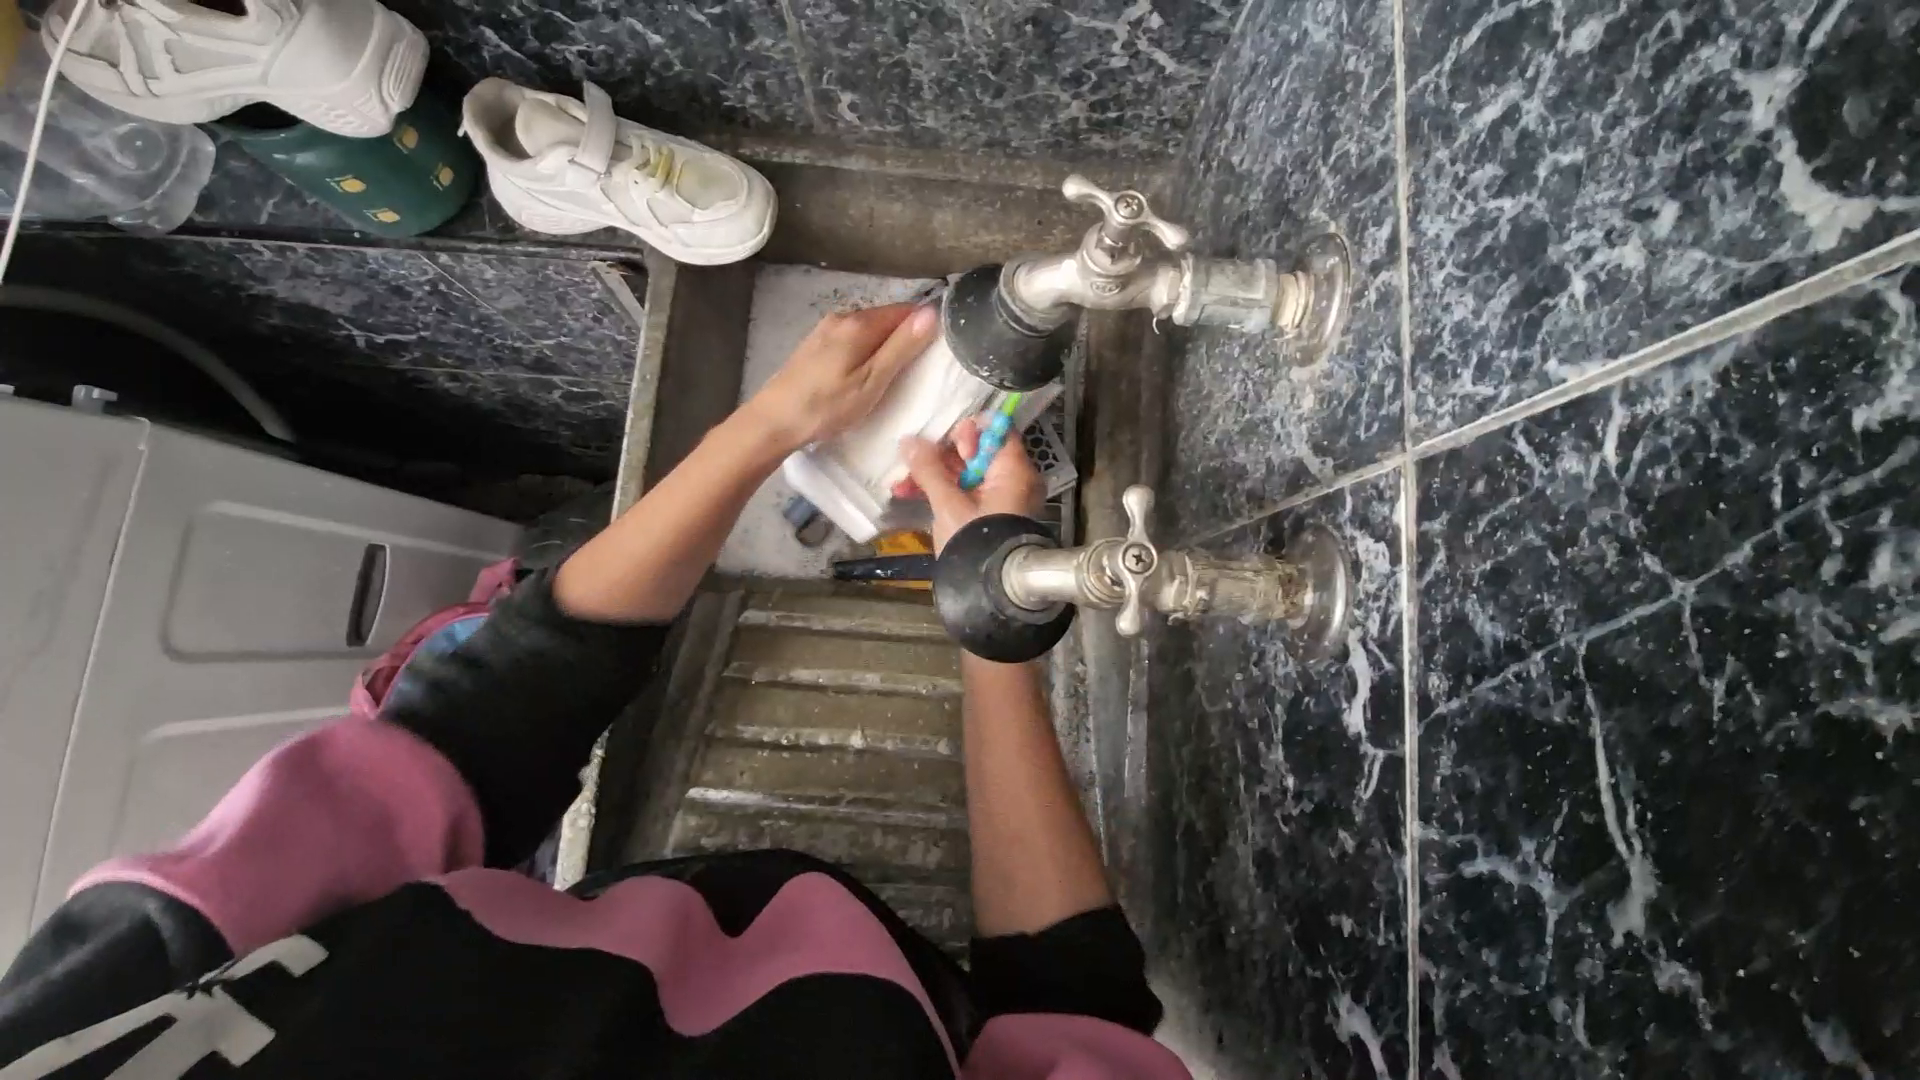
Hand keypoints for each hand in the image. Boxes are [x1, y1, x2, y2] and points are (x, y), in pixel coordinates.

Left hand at [741, 302, 937, 451]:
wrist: (774, 421)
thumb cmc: (827, 406)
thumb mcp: (872, 381)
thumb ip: (901, 348)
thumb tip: (931, 313)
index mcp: (860, 323)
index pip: (905, 311)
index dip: (924, 327)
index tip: (936, 352)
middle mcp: (842, 317)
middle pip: (885, 319)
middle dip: (904, 337)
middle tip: (917, 369)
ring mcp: (825, 330)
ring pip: (868, 330)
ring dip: (884, 346)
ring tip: (892, 375)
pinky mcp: (815, 346)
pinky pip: (851, 340)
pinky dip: (865, 352)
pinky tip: (863, 375)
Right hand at [898, 415, 1043, 551]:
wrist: (990, 591)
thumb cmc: (976, 542)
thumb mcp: (948, 505)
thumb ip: (928, 470)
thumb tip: (909, 441)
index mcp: (1014, 472)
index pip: (997, 432)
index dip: (970, 431)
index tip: (947, 443)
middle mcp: (1013, 482)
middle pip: (977, 454)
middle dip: (940, 457)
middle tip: (914, 462)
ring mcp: (999, 501)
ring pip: (964, 476)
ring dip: (932, 476)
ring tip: (901, 484)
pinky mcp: (986, 517)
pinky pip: (964, 495)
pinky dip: (940, 494)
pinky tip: (908, 494)